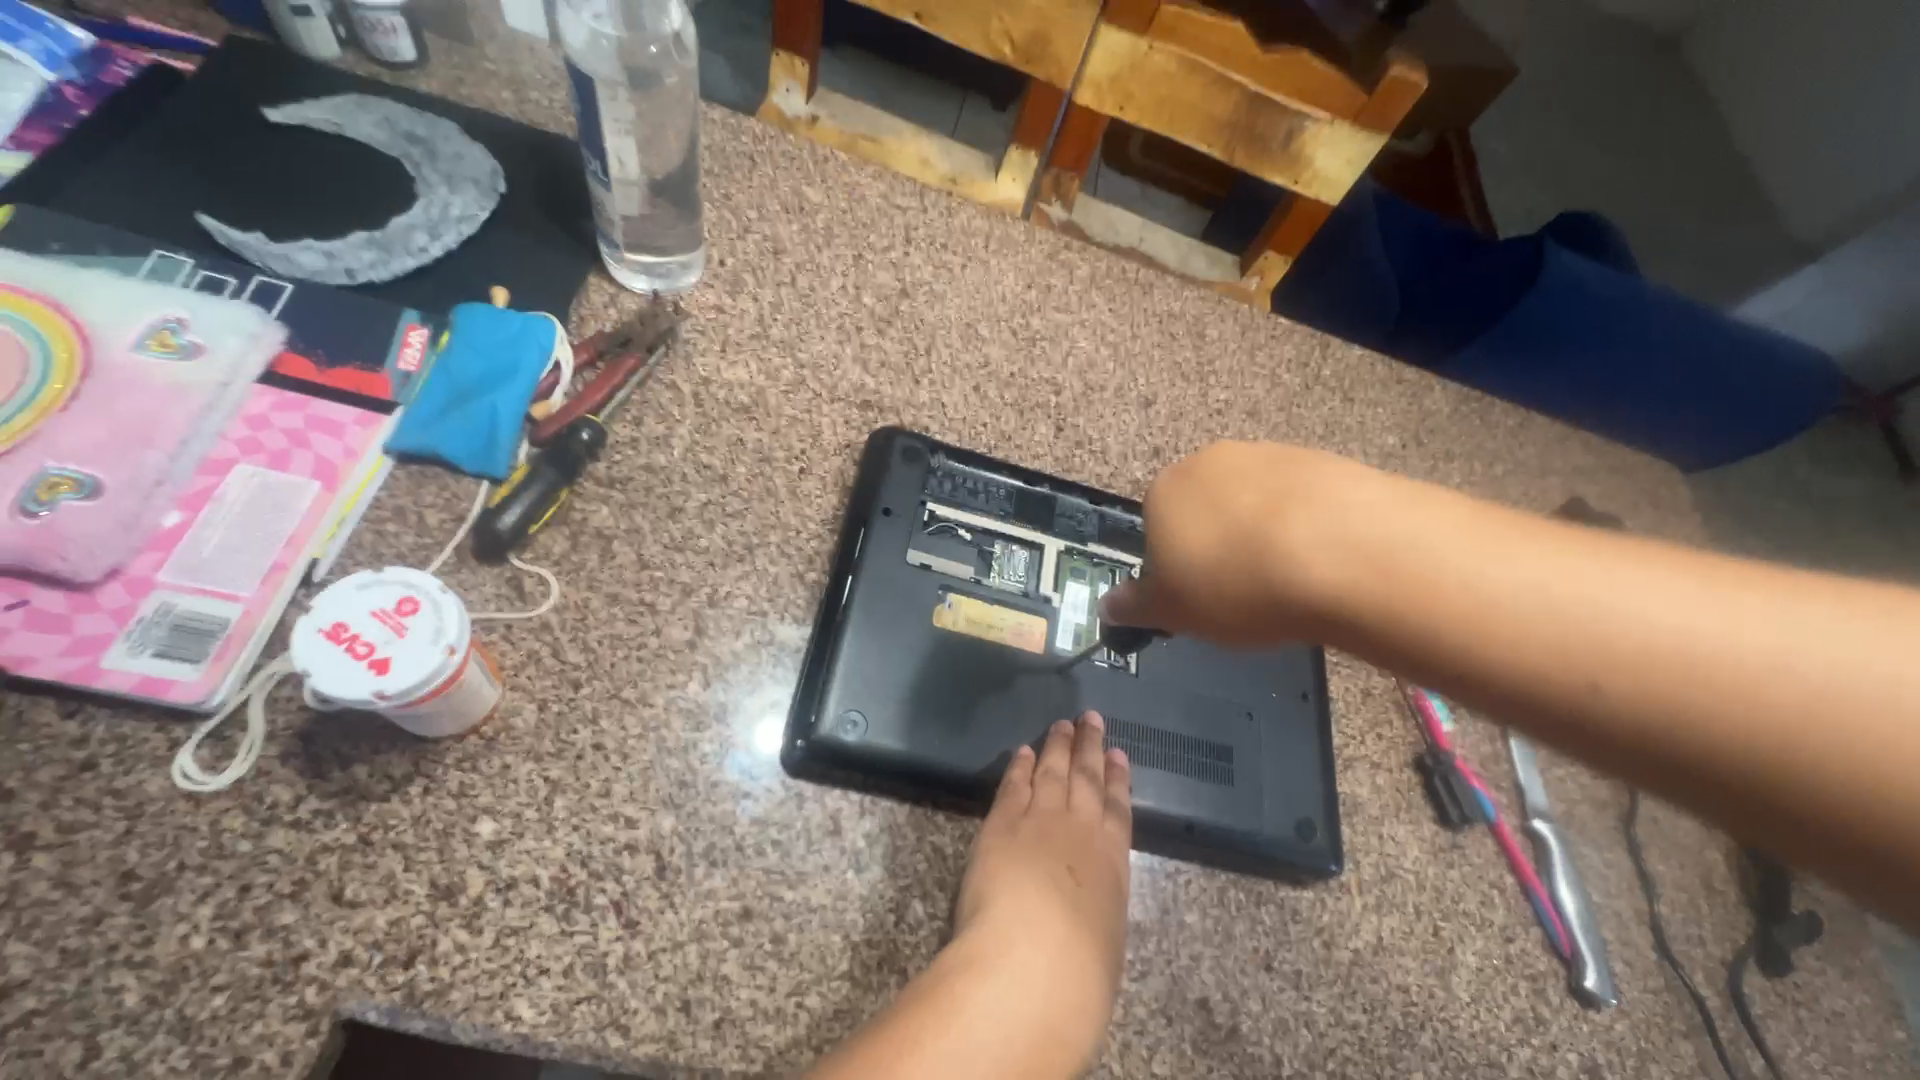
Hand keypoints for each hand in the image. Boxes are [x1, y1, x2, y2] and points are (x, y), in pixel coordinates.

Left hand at [952, 712, 1132, 1070]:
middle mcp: (1081, 830)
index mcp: (1113, 863)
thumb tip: (1086, 919)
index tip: (1118, 755)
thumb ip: (1094, 918)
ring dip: (1056, 746)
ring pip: (1051, 772)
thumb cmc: (1078, 971)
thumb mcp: (1102, 943)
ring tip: (1061, 724)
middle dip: (1089, 747)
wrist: (1034, 959)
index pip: (1118, 810)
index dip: (1118, 780)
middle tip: (1090, 719)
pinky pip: (1013, 786)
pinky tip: (1021, 752)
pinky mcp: (1001, 823)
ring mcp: (1041, 821)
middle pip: (1086, 778)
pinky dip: (1018, 767)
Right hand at [1102, 440, 1367, 644]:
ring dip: (1262, 536)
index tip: (1198, 599)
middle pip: (1205, 509)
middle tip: (1240, 594)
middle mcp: (1211, 461)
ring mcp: (1269, 455)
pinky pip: (1301, 502)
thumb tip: (1108, 606)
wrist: (1344, 553)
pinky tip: (1321, 564)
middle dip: (1217, 545)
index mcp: (1164, 490)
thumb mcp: (1172, 612)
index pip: (1155, 528)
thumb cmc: (1238, 584)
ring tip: (1286, 583)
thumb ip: (1134, 606)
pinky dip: (1305, 528)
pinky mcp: (1323, 462)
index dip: (1175, 568)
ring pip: (1254, 504)